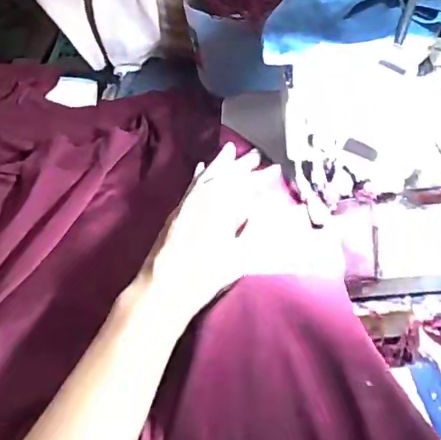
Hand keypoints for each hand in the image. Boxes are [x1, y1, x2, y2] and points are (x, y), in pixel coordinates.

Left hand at [133, 143, 344, 319]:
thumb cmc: (206, 277)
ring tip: (230, 150)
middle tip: (256, 154)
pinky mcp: (177, 210)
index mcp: (225, 206)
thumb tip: (262, 209)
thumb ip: (252, 229)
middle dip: (243, 164)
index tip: (276, 168)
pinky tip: (202, 166)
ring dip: (221, 163)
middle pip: (228, 174)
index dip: (263, 176)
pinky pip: (191, 184)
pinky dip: (199, 174)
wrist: (164, 289)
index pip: (249, 184)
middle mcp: (206, 197)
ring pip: (209, 174)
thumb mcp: (239, 256)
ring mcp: (189, 201)